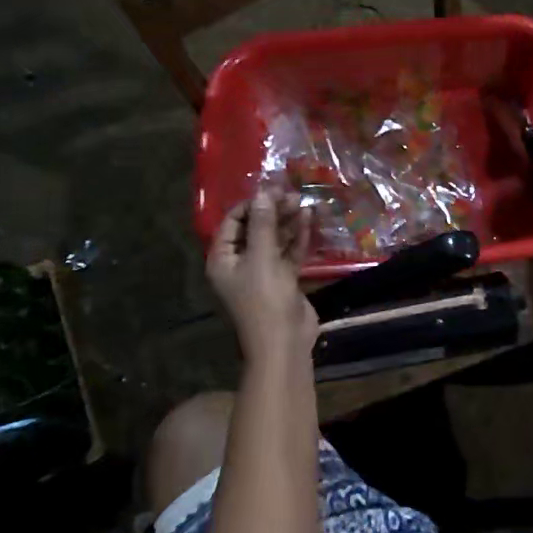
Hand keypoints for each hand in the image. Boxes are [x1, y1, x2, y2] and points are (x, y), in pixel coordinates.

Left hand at [208, 192, 317, 362]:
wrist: (284, 341)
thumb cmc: (264, 299)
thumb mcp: (261, 258)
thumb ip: (262, 224)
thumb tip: (263, 193)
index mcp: (223, 259)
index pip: (233, 222)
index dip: (252, 204)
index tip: (273, 190)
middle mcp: (240, 263)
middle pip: (255, 228)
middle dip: (273, 211)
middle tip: (293, 195)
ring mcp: (263, 272)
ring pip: (274, 240)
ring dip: (288, 222)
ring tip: (303, 203)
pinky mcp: (284, 280)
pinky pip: (289, 253)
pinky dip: (298, 238)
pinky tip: (309, 220)